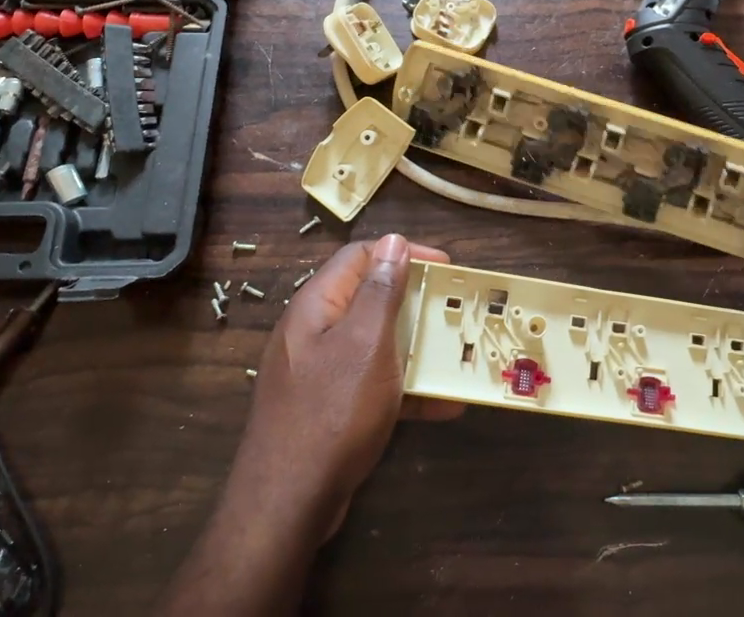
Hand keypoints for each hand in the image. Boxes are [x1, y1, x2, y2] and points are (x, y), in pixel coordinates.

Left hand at [231, 234, 463, 538]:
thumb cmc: (331, 411)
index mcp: (316, 305)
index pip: (360, 256)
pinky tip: (444, 404)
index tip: (446, 267)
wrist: (288, 502)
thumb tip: (392, 242)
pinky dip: (406, 388)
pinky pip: (373, 384)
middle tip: (454, 310)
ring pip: (375, 343)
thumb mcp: (365, 343)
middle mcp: (314, 332)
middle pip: (369, 299)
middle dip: (415, 302)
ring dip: (416, 347)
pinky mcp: (329, 408)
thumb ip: (380, 291)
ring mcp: (319, 372)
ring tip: (456, 354)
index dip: (403, 253)